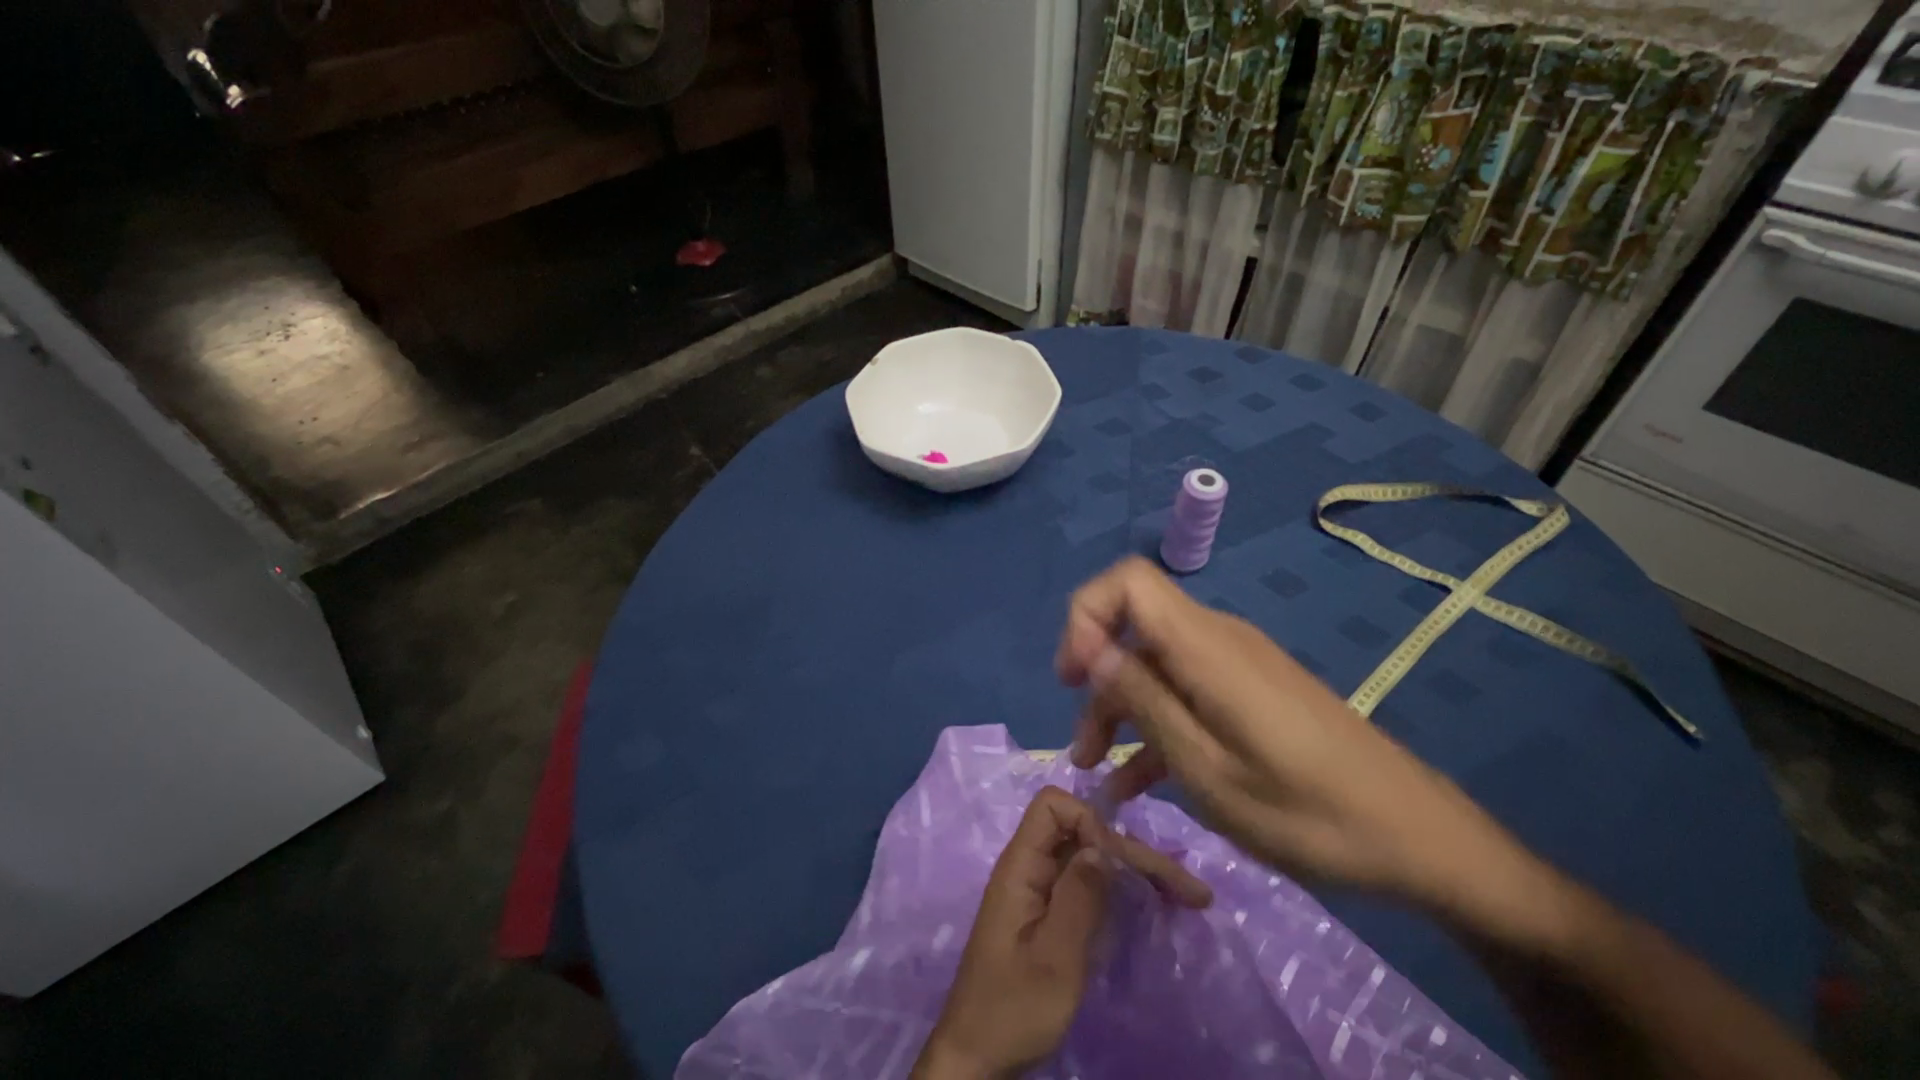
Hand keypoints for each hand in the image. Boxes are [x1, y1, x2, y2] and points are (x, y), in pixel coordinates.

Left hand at [912, 786, 1210, 1079]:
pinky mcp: (1049, 916)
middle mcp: (1029, 871)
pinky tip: (1156, 907)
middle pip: (1083, 833)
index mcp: (1020, 869)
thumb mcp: (1053, 957)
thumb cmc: (1014, 1008)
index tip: (1119, 865)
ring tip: (1188, 897)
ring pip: (1091, 860)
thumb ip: (1079, 896)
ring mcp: (1039, 893)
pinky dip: (1122, 892)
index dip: (1090, 821)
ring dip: (1137, 873)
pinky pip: (1087, 886)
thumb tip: (1104, 844)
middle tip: (1192, 892)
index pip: (1053, 806)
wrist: (979, 1057)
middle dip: (1135, 853)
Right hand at [1055, 557, 1535, 912]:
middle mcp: (1222, 643)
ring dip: (1122, 714)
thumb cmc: (1308, 813)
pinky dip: (1159, 729)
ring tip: (1102, 776)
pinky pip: (1191, 695)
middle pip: (1137, 631)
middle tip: (1082, 753)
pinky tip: (1140, 785)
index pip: (1128, 582)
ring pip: (1159, 668)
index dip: (1086, 617)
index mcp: (1208, 649)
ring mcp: (1242, 669)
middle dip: (1098, 683)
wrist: (1417, 838)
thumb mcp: (1209, 771)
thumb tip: (1091, 650)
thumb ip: (1146, 703)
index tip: (1071, 682)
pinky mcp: (1256, 696)